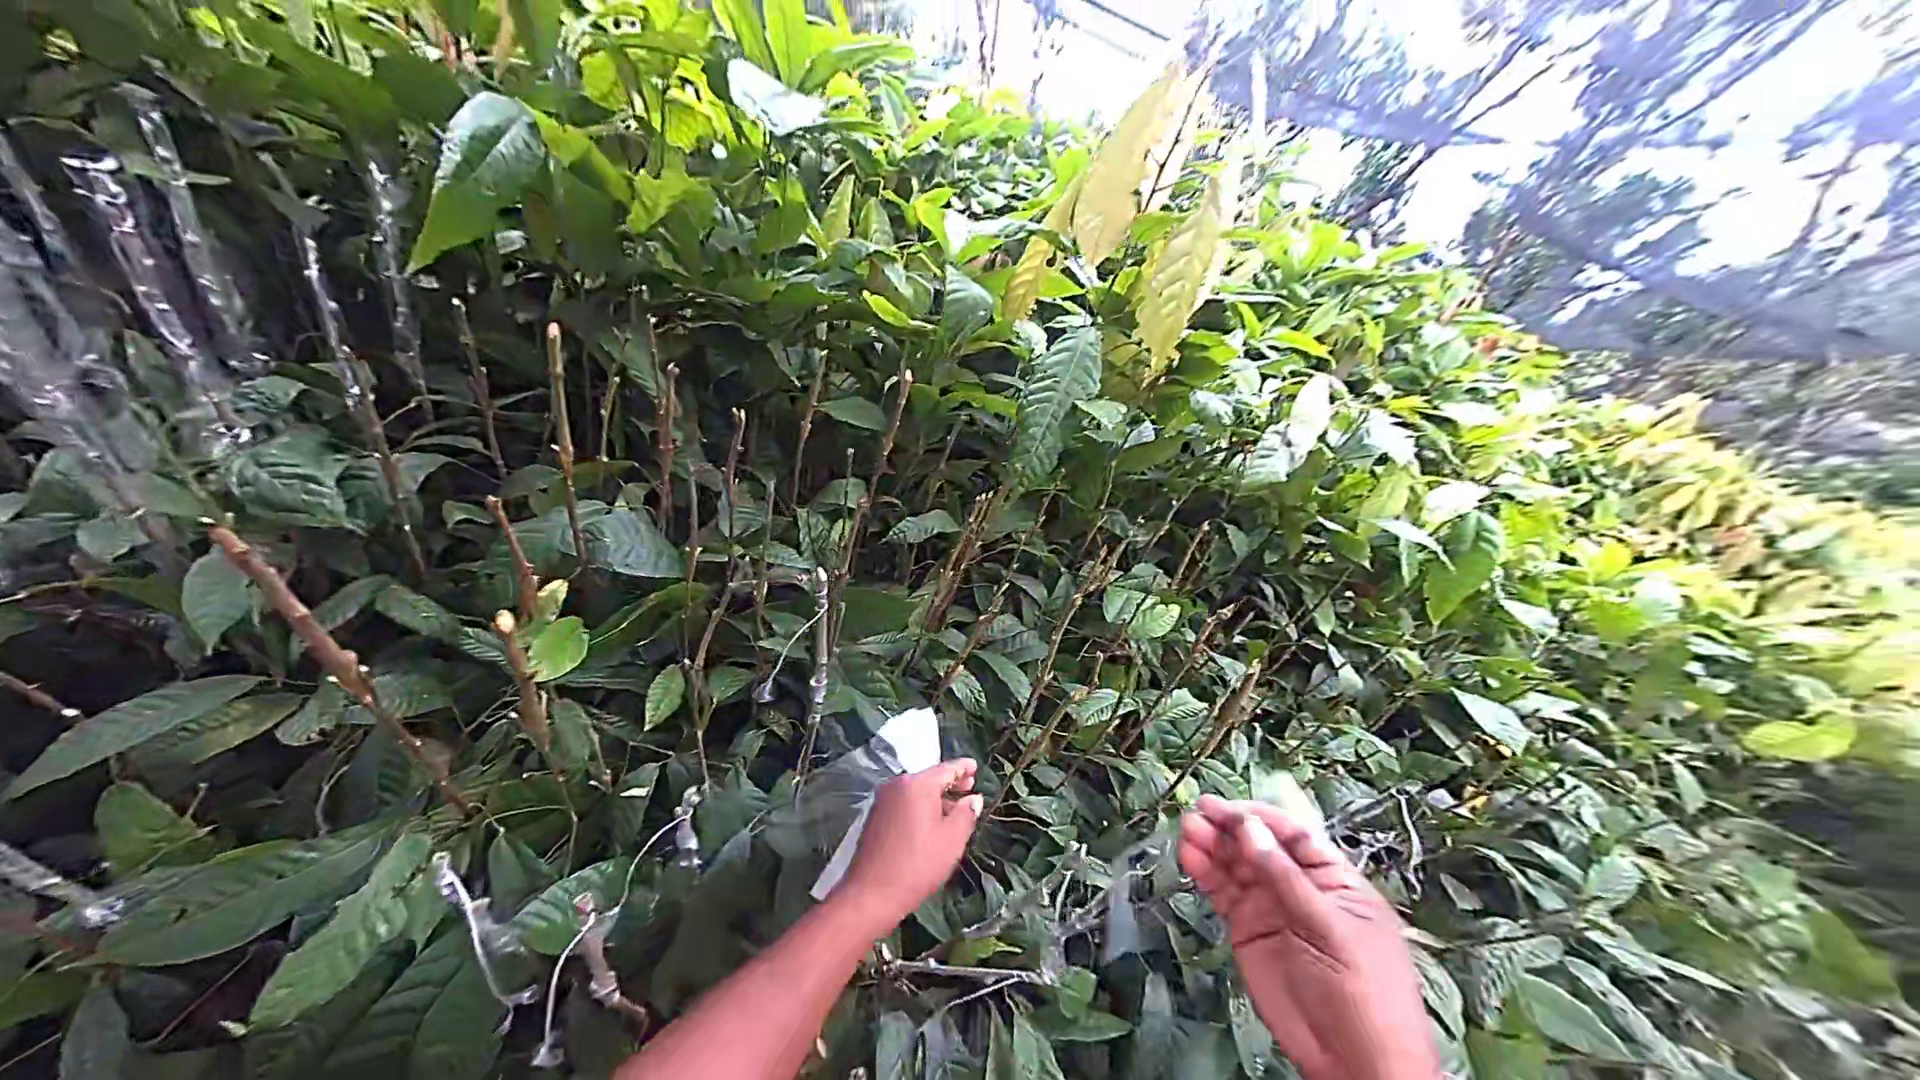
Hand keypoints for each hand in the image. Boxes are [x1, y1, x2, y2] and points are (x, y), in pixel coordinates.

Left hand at [840, 758, 981, 927]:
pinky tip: (931, 821)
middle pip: (929, 777)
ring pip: (916, 791)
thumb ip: (966, 814)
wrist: (871, 894)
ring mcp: (883, 800)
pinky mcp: (875, 816)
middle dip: (950, 782)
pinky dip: (920, 806)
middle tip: (970, 786)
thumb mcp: (951, 840)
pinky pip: (904, 802)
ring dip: (936, 797)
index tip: (976, 766)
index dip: (963, 767)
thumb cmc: (917, 865)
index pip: (946, 768)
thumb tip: (974, 799)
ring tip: (955, 807)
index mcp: (917, 785)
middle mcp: (897, 785)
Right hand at [1179, 795, 1438, 1079]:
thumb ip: (1285, 877)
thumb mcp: (1330, 927)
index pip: (1291, 834)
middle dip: (1227, 828)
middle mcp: (1297, 885)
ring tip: (1187, 831)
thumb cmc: (1363, 990)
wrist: (1354, 1063)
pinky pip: (1222, 891)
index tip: (1223, 808)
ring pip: (1234, 864)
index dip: (1256, 817)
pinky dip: (1204, 873)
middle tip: (1197, 816)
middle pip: (1256, 845)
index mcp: (1332, 878)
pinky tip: (1189, 858)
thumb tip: (1248, 827)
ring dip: (1210, 845)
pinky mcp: (1246, 928)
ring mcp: (1270, 906)